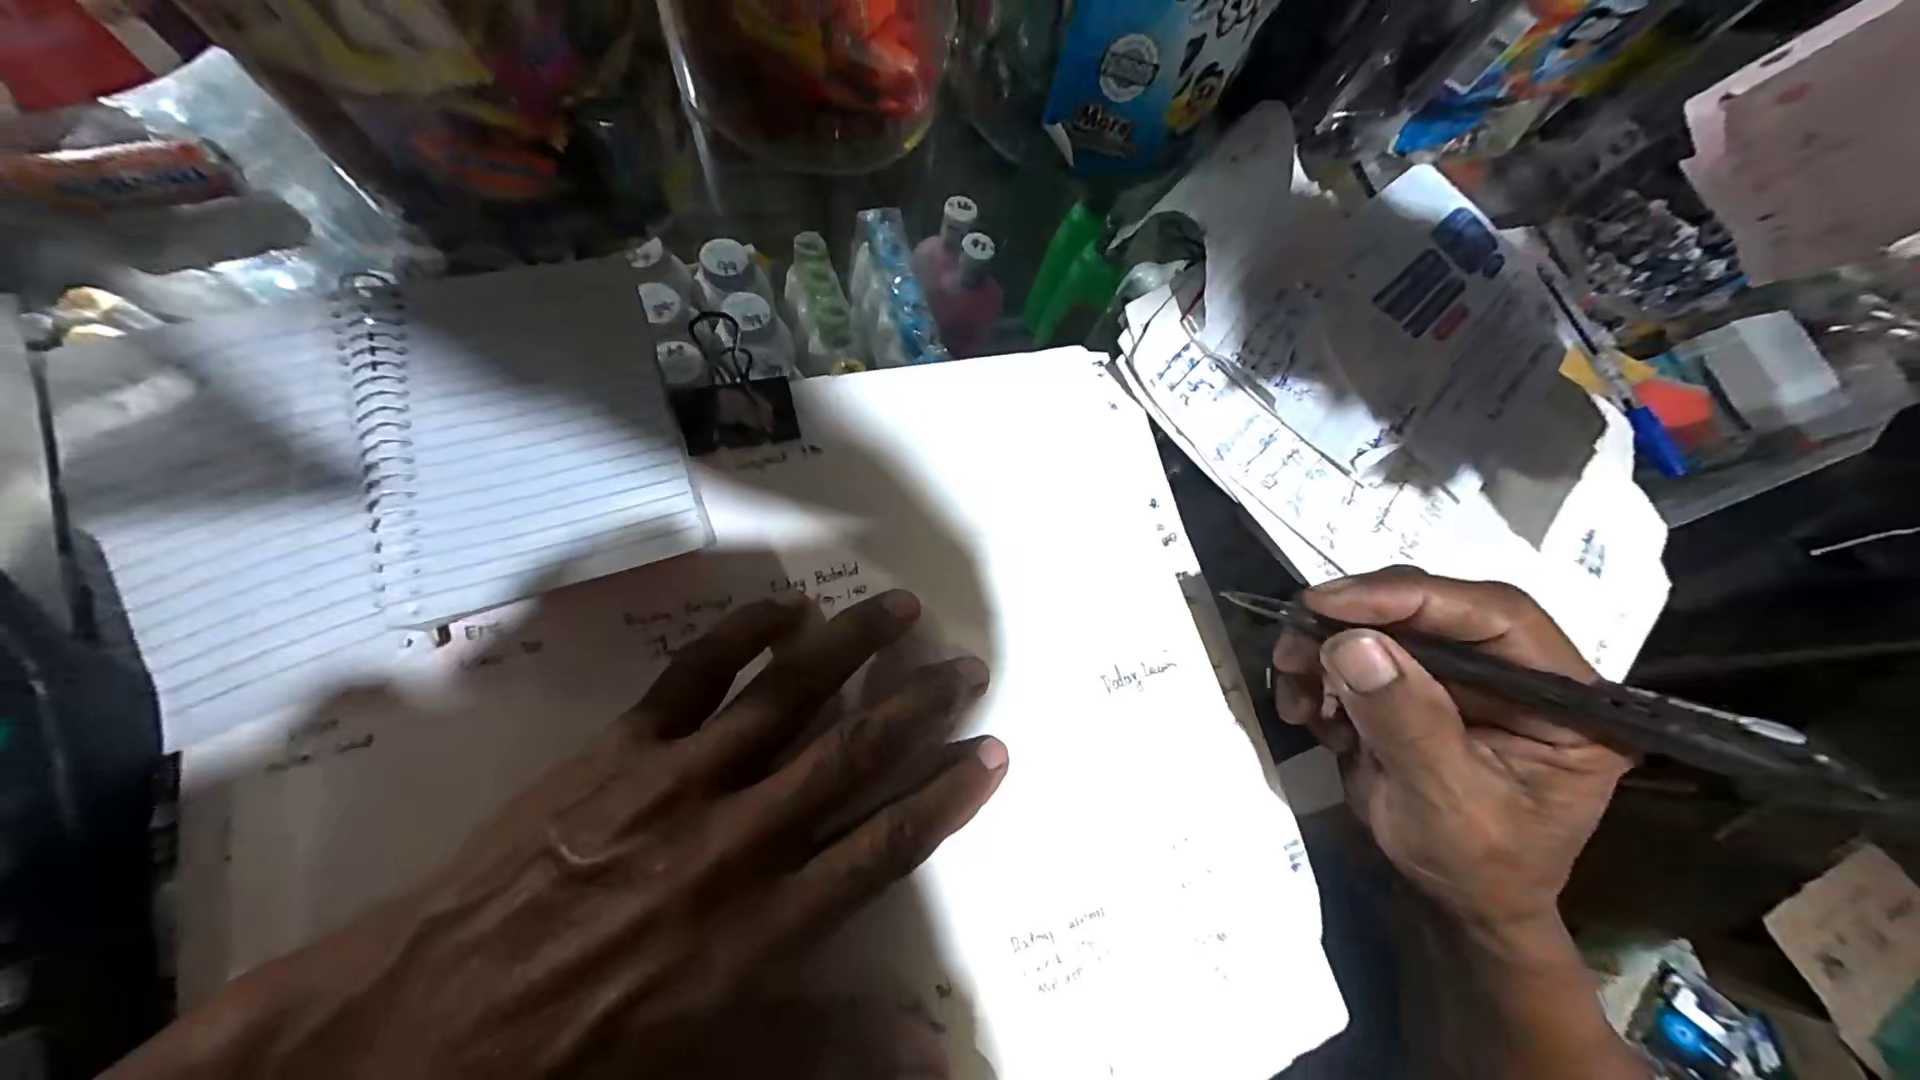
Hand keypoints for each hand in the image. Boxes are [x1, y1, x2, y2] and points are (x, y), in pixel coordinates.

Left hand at [120, 589, 1005, 1079]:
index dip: (948, 794)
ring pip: (786, 695)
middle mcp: (739, 837)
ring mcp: (680, 781)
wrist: (417, 1036)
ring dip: (849, 647)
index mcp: (766, 923)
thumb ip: (826, 1051)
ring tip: (895, 608)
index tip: (993, 751)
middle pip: (852, 752)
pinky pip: (695, 675)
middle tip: (964, 665)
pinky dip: (747, 633)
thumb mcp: (716, 1074)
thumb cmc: (580, 1060)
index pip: (887, 841)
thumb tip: (928, 1052)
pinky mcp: (622, 748)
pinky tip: (788, 607)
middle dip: (918, 705)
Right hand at [1271, 567, 1629, 936]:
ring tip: (1295, 698)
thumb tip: (1352, 643)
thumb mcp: (1446, 801)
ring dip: (1321, 653)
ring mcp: (1457, 674)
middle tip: (1292, 647)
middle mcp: (1511, 670)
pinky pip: (1351, 653)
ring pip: (1378, 625)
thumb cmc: (1475, 864)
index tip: (1330, 604)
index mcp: (1561, 698)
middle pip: (1425, 609)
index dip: (1410, 598)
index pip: (1494, 616)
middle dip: (1349, 624)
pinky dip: (1316, 676)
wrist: (1453, 897)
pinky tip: (1307, 713)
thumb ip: (1408, 721)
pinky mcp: (1410, 682)